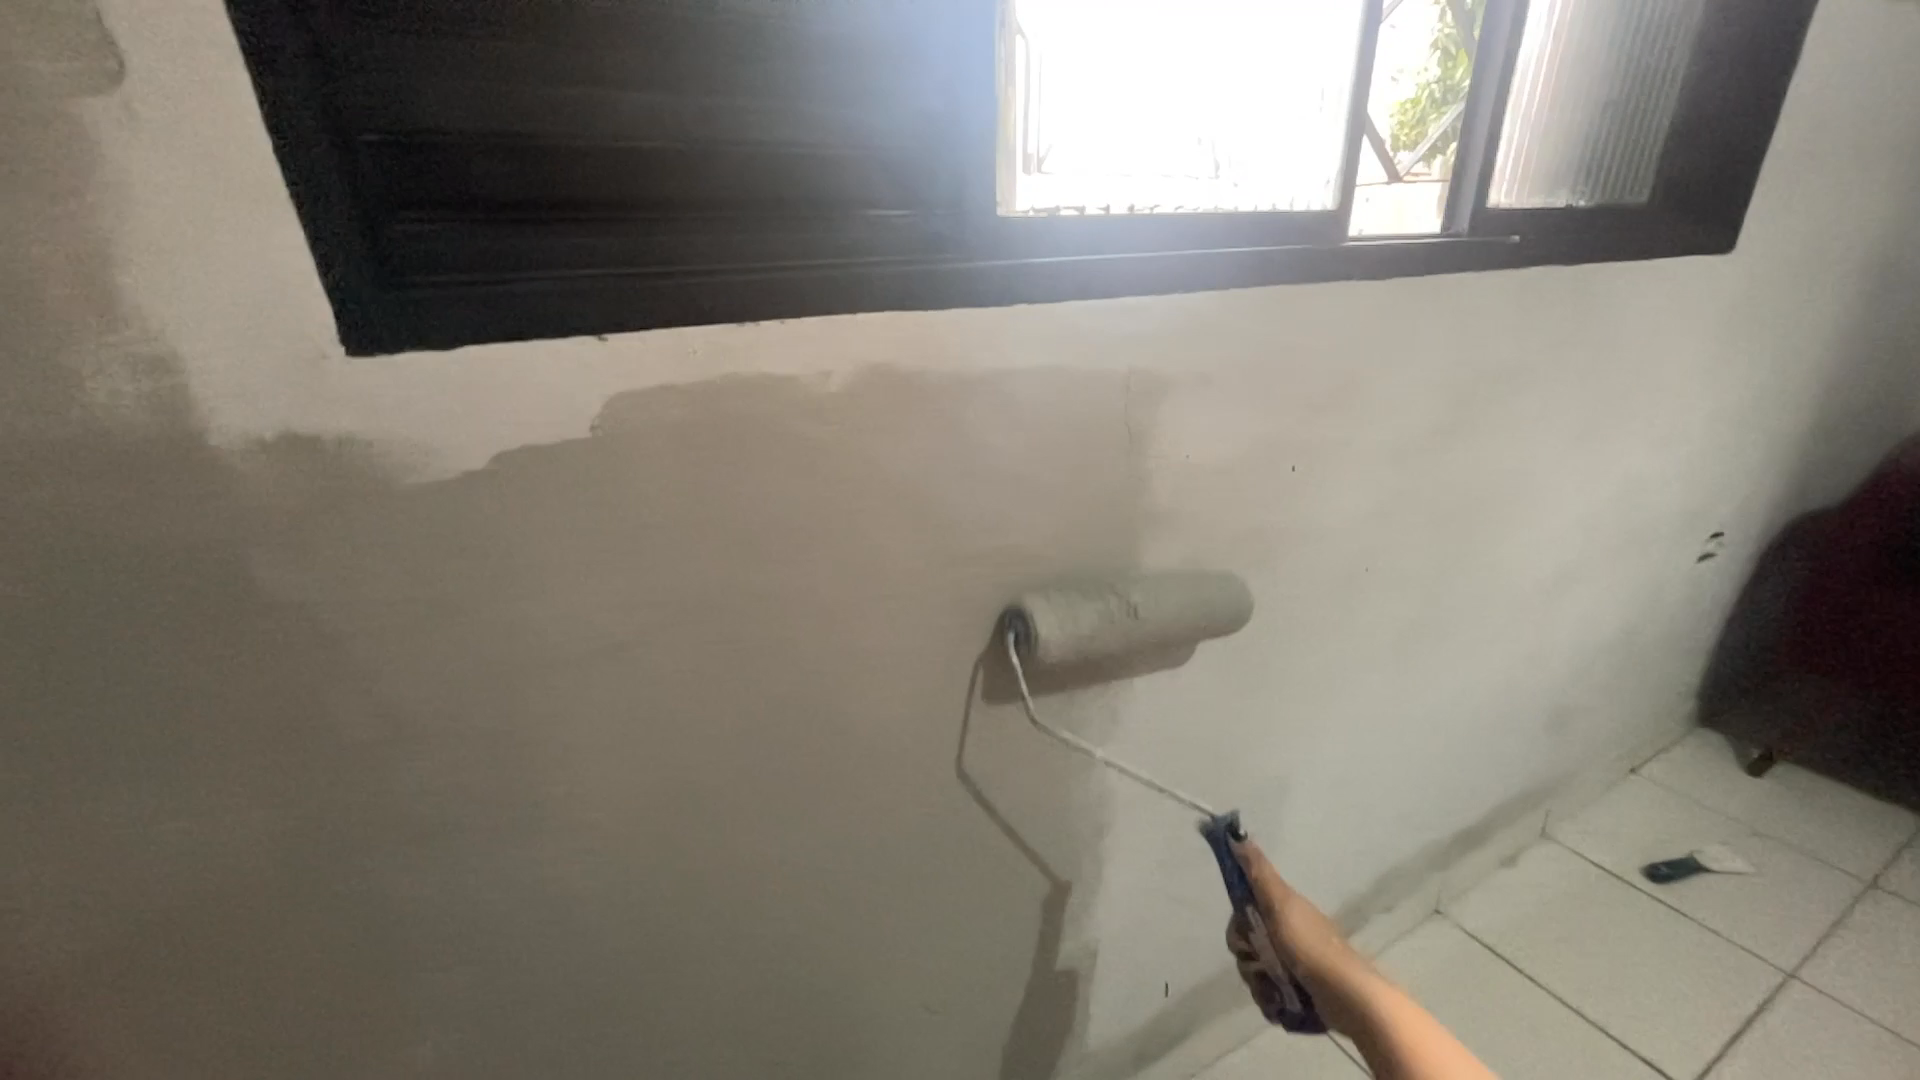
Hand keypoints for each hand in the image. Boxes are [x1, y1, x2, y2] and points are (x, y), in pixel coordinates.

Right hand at [1224, 837, 1373, 1033]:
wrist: (1348, 998)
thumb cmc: (1311, 947)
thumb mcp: (1281, 904)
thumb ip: (1258, 872)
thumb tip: (1236, 834)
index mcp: (1281, 910)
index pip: (1243, 912)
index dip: (1239, 924)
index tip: (1246, 933)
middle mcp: (1285, 934)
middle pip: (1246, 944)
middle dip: (1248, 958)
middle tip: (1262, 964)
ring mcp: (1292, 964)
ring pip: (1255, 972)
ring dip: (1259, 984)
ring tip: (1275, 991)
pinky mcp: (1298, 992)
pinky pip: (1269, 995)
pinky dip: (1271, 1001)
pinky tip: (1280, 1005)